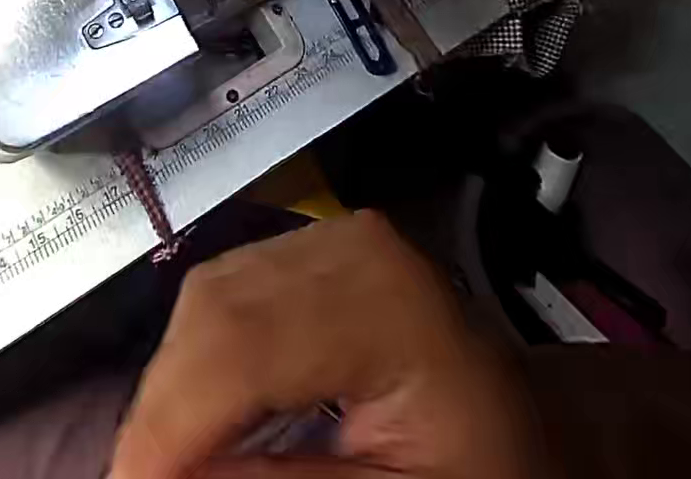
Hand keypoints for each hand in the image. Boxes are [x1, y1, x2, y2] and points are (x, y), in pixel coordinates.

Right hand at [111, 210, 543, 478]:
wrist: (526, 421)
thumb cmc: (487, 466)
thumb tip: (169, 478)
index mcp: (384, 296)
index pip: (244, 342)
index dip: (172, 420)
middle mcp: (347, 242)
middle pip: (216, 307)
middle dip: (164, 405)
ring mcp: (328, 236)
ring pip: (211, 293)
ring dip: (176, 379)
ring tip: (167, 452)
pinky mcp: (312, 248)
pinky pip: (230, 287)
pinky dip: (198, 352)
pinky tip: (200, 408)